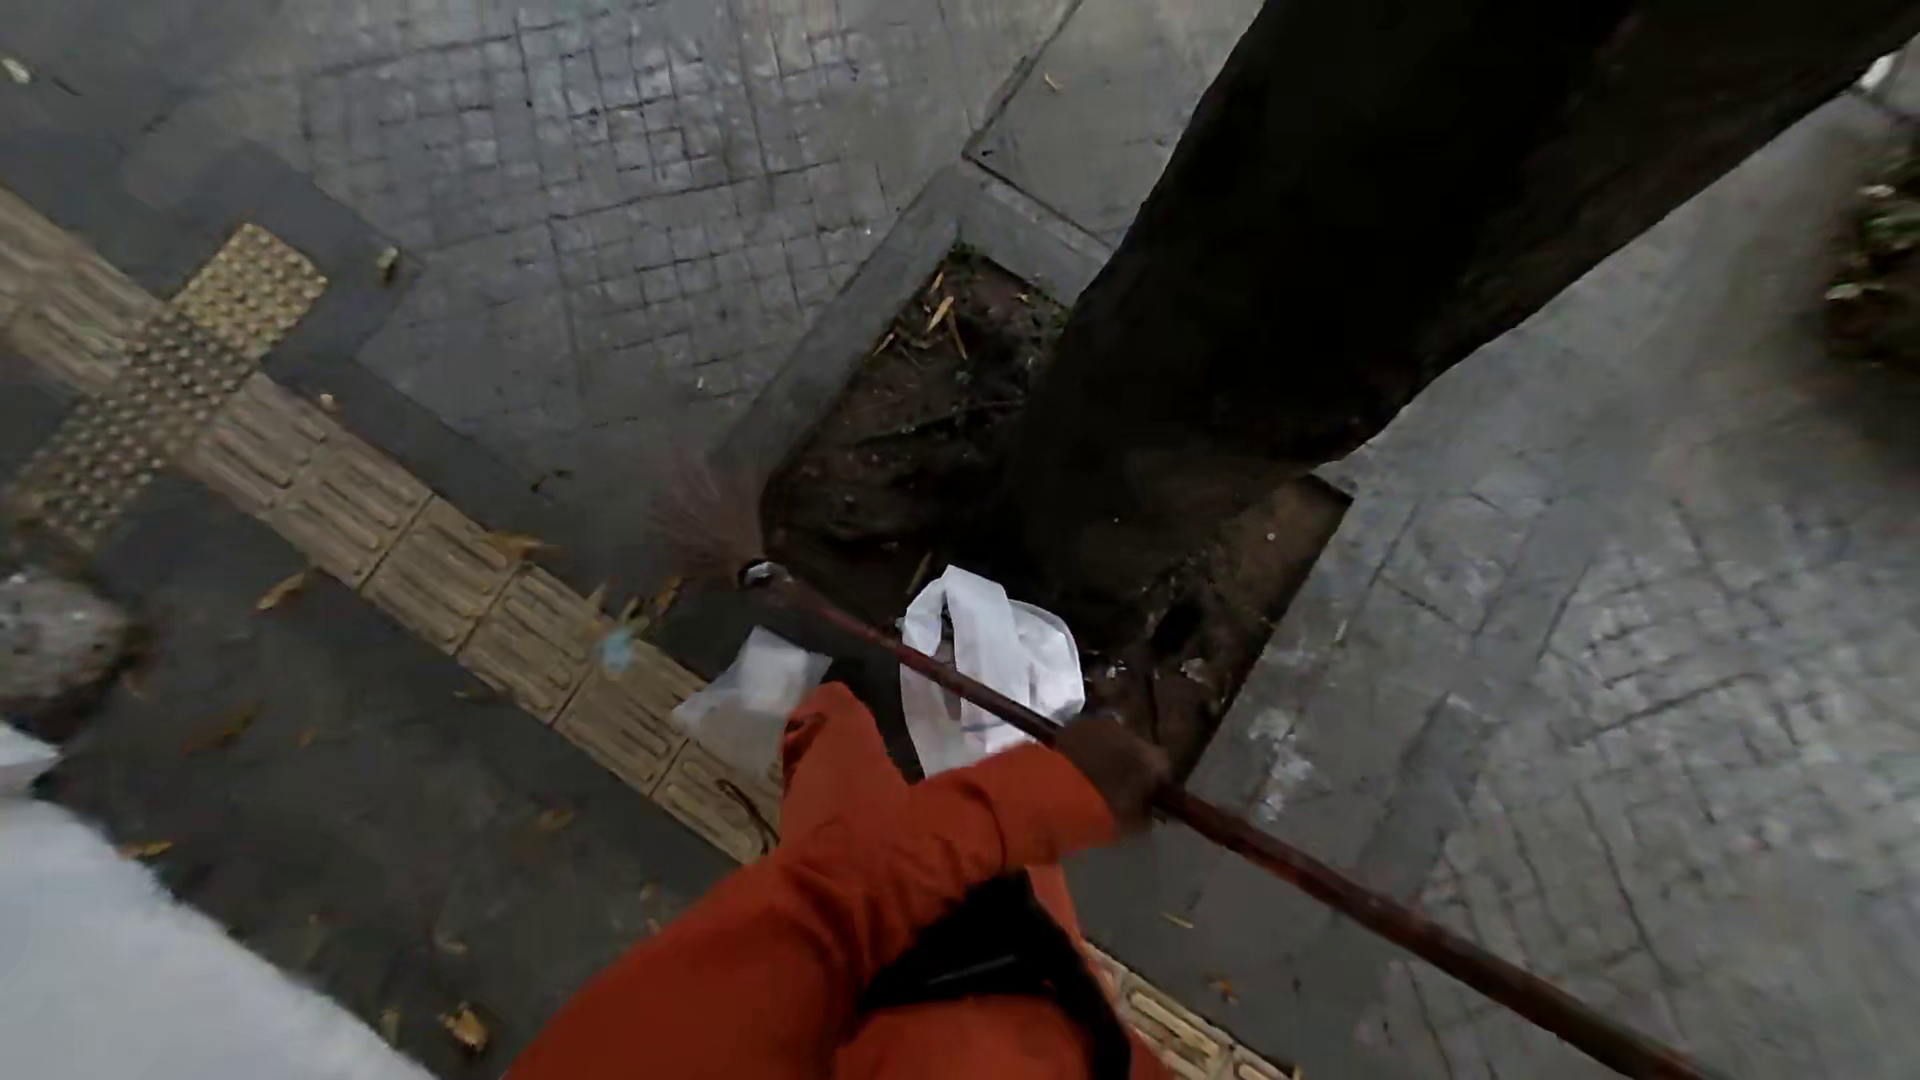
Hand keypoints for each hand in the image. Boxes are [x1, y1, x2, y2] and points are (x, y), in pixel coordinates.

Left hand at [1053, 714, 1169, 831]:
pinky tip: (1077, 761)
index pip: (1163, 768)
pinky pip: (1088, 733)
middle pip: (1137, 747)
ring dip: (1107, 750)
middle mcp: (1132, 734)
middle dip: (1130, 761)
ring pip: (1112, 737)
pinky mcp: (1076, 723)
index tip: (1147, 794)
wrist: (1060, 793)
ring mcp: (1102, 725)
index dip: (1156, 781)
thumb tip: (1147, 807)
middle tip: (1119, 782)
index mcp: (1153, 759)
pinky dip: (1086, 744)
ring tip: (1094, 770)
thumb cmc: (1105, 812)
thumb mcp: (1136, 824)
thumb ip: (1147, 812)